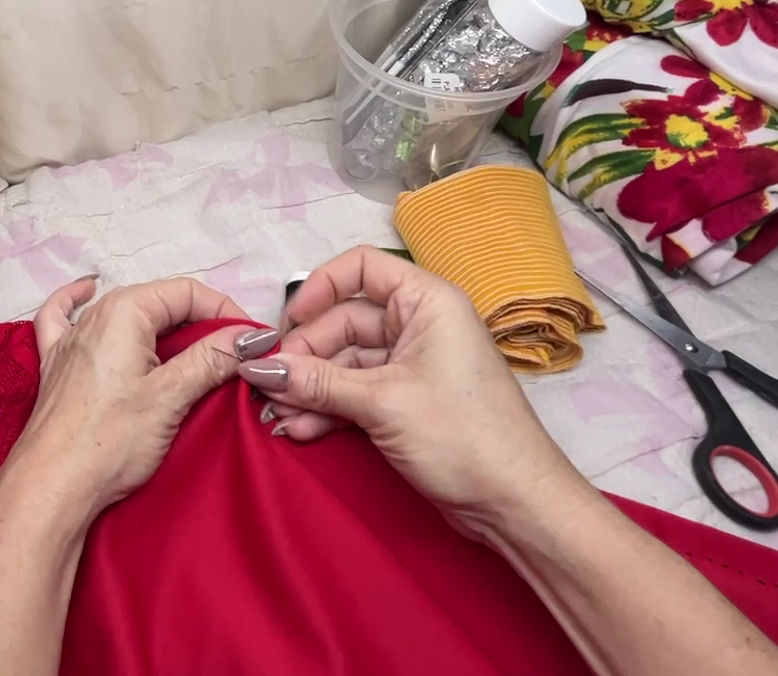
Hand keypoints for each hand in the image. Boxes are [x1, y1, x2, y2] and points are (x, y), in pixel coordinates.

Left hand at [10, 276, 256, 519]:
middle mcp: (95, 315)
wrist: (51, 488)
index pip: (188, 292)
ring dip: (162, 326)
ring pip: (128, 314)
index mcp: (124, 311)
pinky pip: (66, 317)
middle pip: (161, 303)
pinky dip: (78, 301)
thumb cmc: (107, 443)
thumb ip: (211, 360)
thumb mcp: (170, 397)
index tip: (251, 342)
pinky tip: (86, 292)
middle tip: (233, 356)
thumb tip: (249, 338)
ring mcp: (72, 338)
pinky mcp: (57, 363)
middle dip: (201, 324)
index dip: (225, 312)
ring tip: (194, 350)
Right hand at [237, 246, 582, 534]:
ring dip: (309, 388)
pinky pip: (352, 391)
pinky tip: (299, 429)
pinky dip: (326, 408)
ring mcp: (409, 364)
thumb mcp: (382, 403)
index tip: (289, 322)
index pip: (362, 268)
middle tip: (269, 385)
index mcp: (426, 302)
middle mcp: (417, 324)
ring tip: (277, 414)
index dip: (320, 287)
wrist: (518, 509)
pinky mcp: (402, 400)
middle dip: (304, 356)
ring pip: (343, 362)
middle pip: (342, 321)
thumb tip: (259, 369)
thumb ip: (316, 382)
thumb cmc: (465, 437)